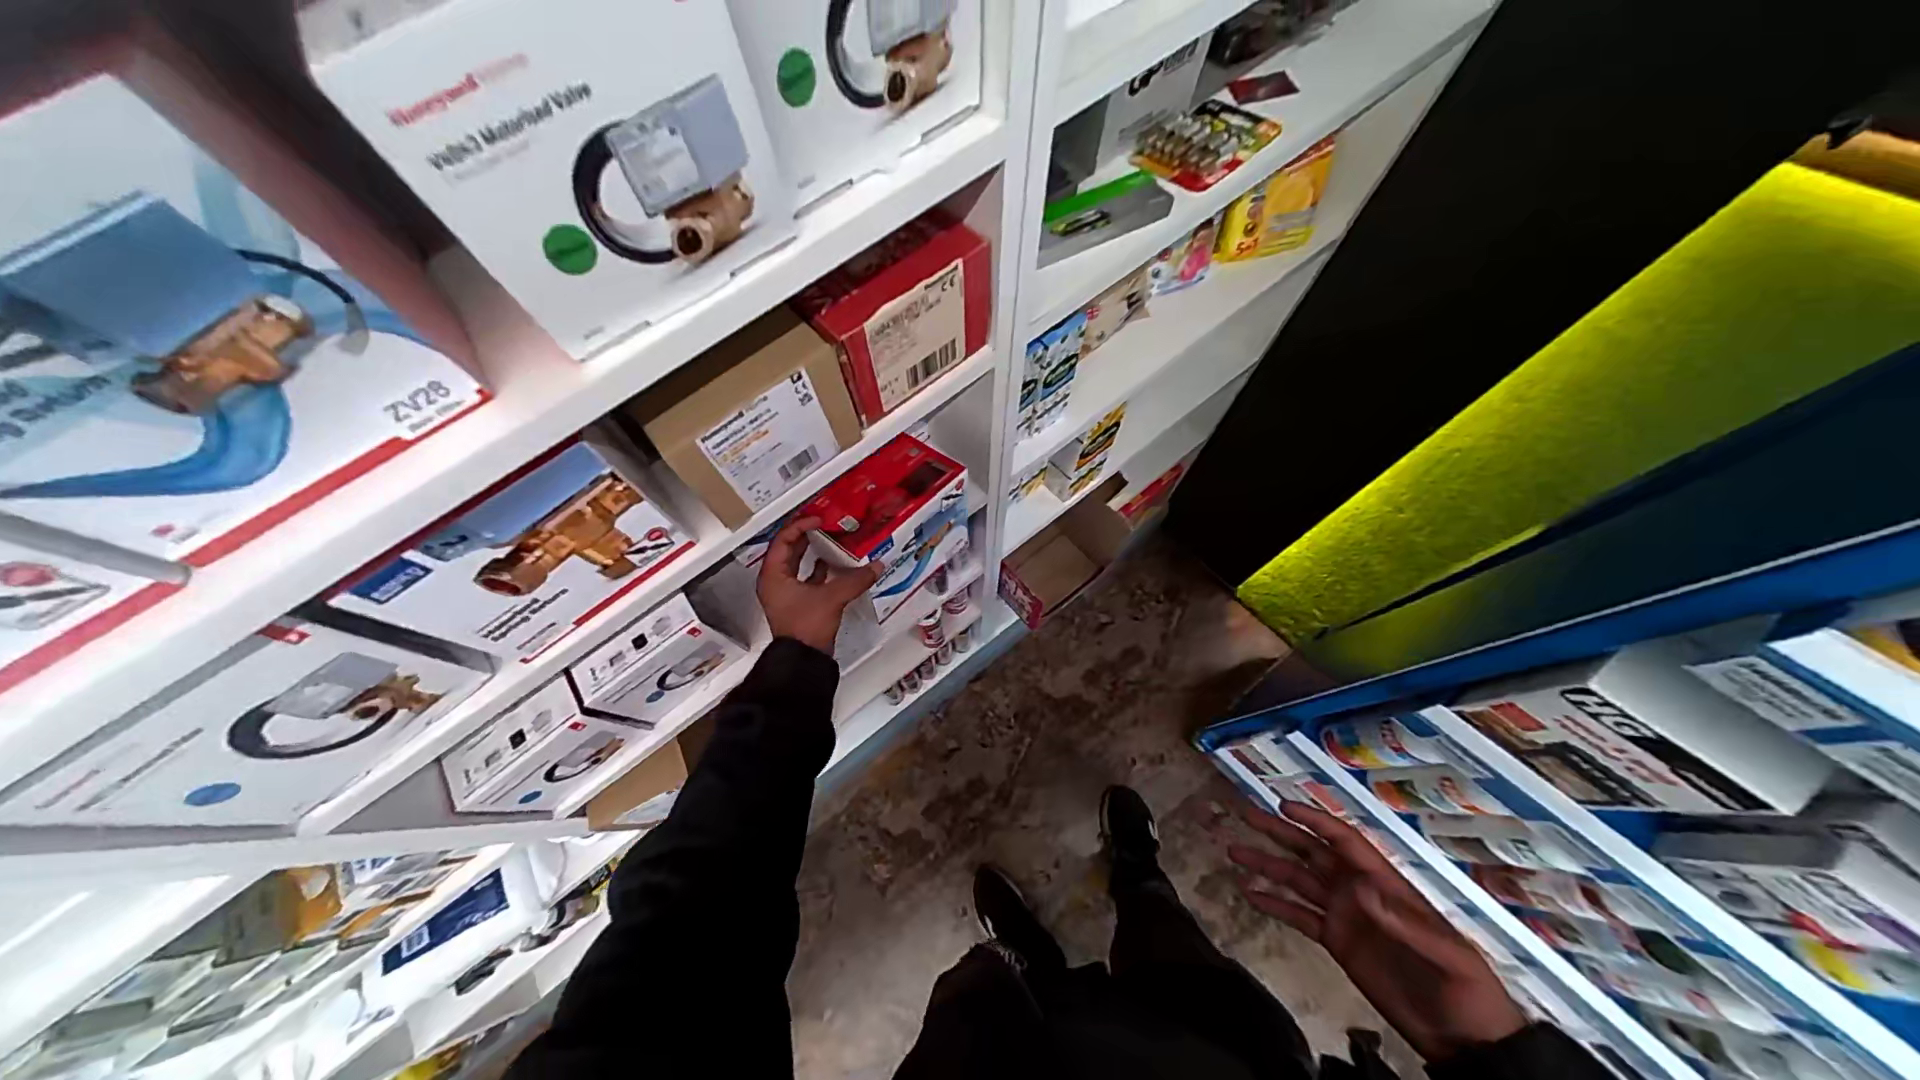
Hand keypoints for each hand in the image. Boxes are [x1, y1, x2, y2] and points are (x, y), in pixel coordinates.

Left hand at [757, 516, 880, 654]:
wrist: (803, 659)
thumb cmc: (806, 627)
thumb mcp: (832, 597)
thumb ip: (855, 579)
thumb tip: (875, 566)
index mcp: (774, 575)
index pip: (783, 540)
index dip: (800, 526)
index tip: (817, 520)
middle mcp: (775, 582)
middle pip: (788, 550)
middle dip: (806, 536)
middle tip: (823, 525)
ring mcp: (785, 594)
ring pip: (796, 565)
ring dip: (811, 552)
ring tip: (829, 541)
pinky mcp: (797, 604)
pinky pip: (806, 579)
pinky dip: (818, 570)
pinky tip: (833, 566)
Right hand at [1229, 801, 1526, 1061]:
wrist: (1465, 1041)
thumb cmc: (1464, 989)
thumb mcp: (1446, 955)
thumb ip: (1403, 920)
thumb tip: (1360, 886)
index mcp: (1385, 885)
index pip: (1345, 842)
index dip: (1316, 821)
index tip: (1284, 806)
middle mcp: (1358, 892)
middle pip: (1312, 853)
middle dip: (1279, 832)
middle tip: (1246, 814)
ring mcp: (1345, 916)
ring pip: (1298, 880)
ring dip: (1267, 865)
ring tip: (1234, 851)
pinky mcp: (1336, 942)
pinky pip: (1299, 916)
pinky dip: (1274, 904)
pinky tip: (1249, 894)